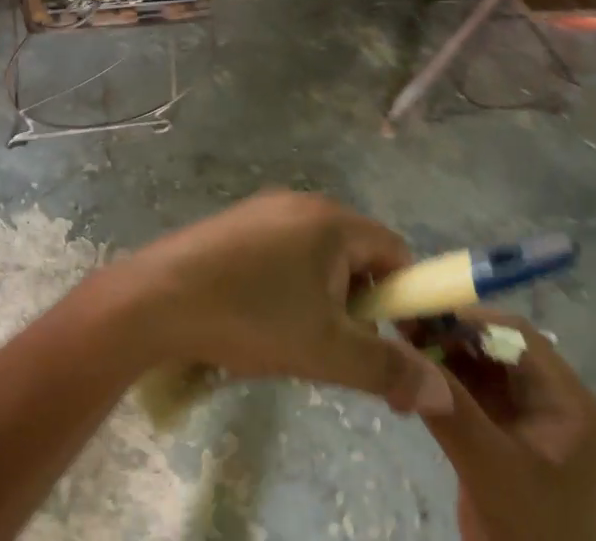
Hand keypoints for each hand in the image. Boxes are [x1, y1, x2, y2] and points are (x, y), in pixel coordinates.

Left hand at [110, 191, 452, 412]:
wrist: (153, 300)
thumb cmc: (250, 317)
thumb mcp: (327, 351)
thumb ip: (389, 368)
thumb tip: (442, 392)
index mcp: (331, 220)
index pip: (396, 253)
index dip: (407, 301)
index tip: (394, 344)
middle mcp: (297, 203)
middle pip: (355, 257)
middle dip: (359, 307)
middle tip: (340, 351)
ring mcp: (257, 211)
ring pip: (314, 261)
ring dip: (319, 304)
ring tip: (294, 342)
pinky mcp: (228, 227)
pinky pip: (278, 258)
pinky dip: (284, 291)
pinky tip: (258, 322)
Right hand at [415, 310, 595, 540]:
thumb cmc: (536, 530)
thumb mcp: (493, 469)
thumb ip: (451, 410)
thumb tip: (402, 355)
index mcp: (569, 402)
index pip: (517, 337)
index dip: (467, 318)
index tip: (416, 310)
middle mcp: (551, 402)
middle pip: (496, 348)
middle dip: (448, 334)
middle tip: (397, 325)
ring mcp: (527, 421)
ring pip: (479, 370)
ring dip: (440, 356)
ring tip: (394, 346)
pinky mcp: (503, 438)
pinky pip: (470, 396)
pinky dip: (440, 384)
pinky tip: (408, 379)